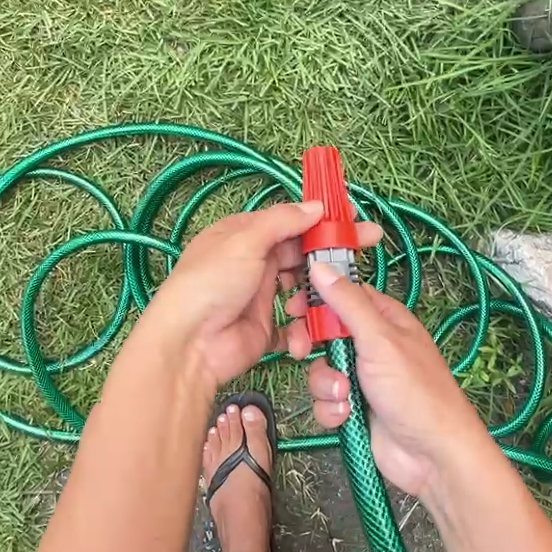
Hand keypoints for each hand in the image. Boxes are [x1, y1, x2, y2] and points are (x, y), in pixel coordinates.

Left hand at [137, 202, 382, 389]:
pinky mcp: (266, 329)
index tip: (355, 223)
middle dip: (330, 256)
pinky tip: (306, 333)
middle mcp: (254, 262)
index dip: (322, 222)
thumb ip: (283, 221)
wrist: (189, 345)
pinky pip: (295, 325)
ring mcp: (261, 296)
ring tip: (326, 301)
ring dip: (317, 296)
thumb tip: (317, 206)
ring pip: (303, 289)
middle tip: (362, 254)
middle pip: (301, 254)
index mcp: (244, 234)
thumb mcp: (245, 241)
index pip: (290, 222)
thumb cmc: (211, 283)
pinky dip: (304, 330)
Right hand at [289, 264, 496, 499]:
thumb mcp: (380, 340)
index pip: (343, 294)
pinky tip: (348, 416)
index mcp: (383, 318)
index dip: (316, 297)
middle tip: (303, 351)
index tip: (293, 306)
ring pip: (321, 368)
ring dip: (326, 383)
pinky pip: (325, 399)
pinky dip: (331, 408)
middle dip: (311, 344)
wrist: (432, 457)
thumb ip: (348, 303)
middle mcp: (371, 344)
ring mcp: (362, 376)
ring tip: (345, 395)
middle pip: (324, 331)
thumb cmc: (415, 391)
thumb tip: (321, 267)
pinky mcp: (354, 407)